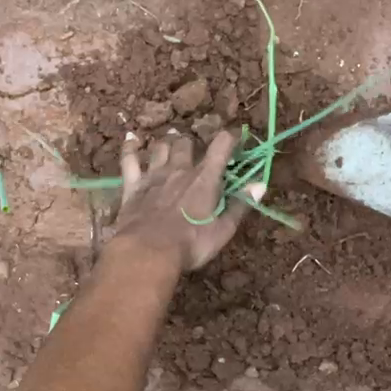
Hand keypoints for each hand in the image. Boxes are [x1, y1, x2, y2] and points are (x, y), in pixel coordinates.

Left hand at [107, 130, 260, 271]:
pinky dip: (130, 148)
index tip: (236, 139)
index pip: (221, 146)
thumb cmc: (190, 245)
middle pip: (186, 143)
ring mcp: (154, 176)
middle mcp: (179, 170)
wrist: (147, 251)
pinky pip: (129, 160)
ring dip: (166, 143)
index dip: (230, 138)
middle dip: (192, 142)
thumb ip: (240, 205)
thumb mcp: (222, 230)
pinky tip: (130, 140)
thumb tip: (260, 184)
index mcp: (205, 179)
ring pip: (160, 148)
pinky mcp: (133, 186)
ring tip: (170, 140)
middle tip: (195, 148)